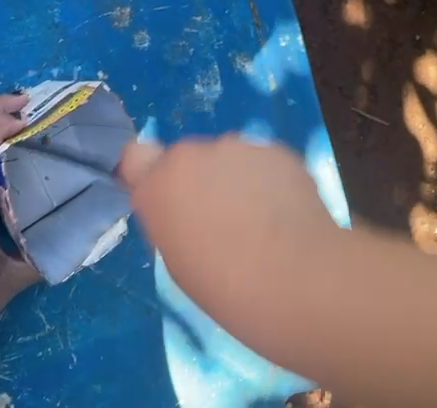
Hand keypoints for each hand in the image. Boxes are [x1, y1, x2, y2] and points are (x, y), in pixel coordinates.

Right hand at [117, 136, 342, 307]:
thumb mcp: (179, 263)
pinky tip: (286, 213)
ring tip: (263, 220)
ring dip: (234, 179)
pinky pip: (260, 162)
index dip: (151, 174)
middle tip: (223, 220)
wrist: (301, 280)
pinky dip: (267, 180)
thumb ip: (171, 221)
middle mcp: (189, 155)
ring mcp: (233, 146)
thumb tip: (183, 210)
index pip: (134, 156)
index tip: (169, 200)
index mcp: (157, 186)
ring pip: (226, 158)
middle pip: (187, 160)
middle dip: (200, 181)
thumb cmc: (230, 290)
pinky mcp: (272, 148)